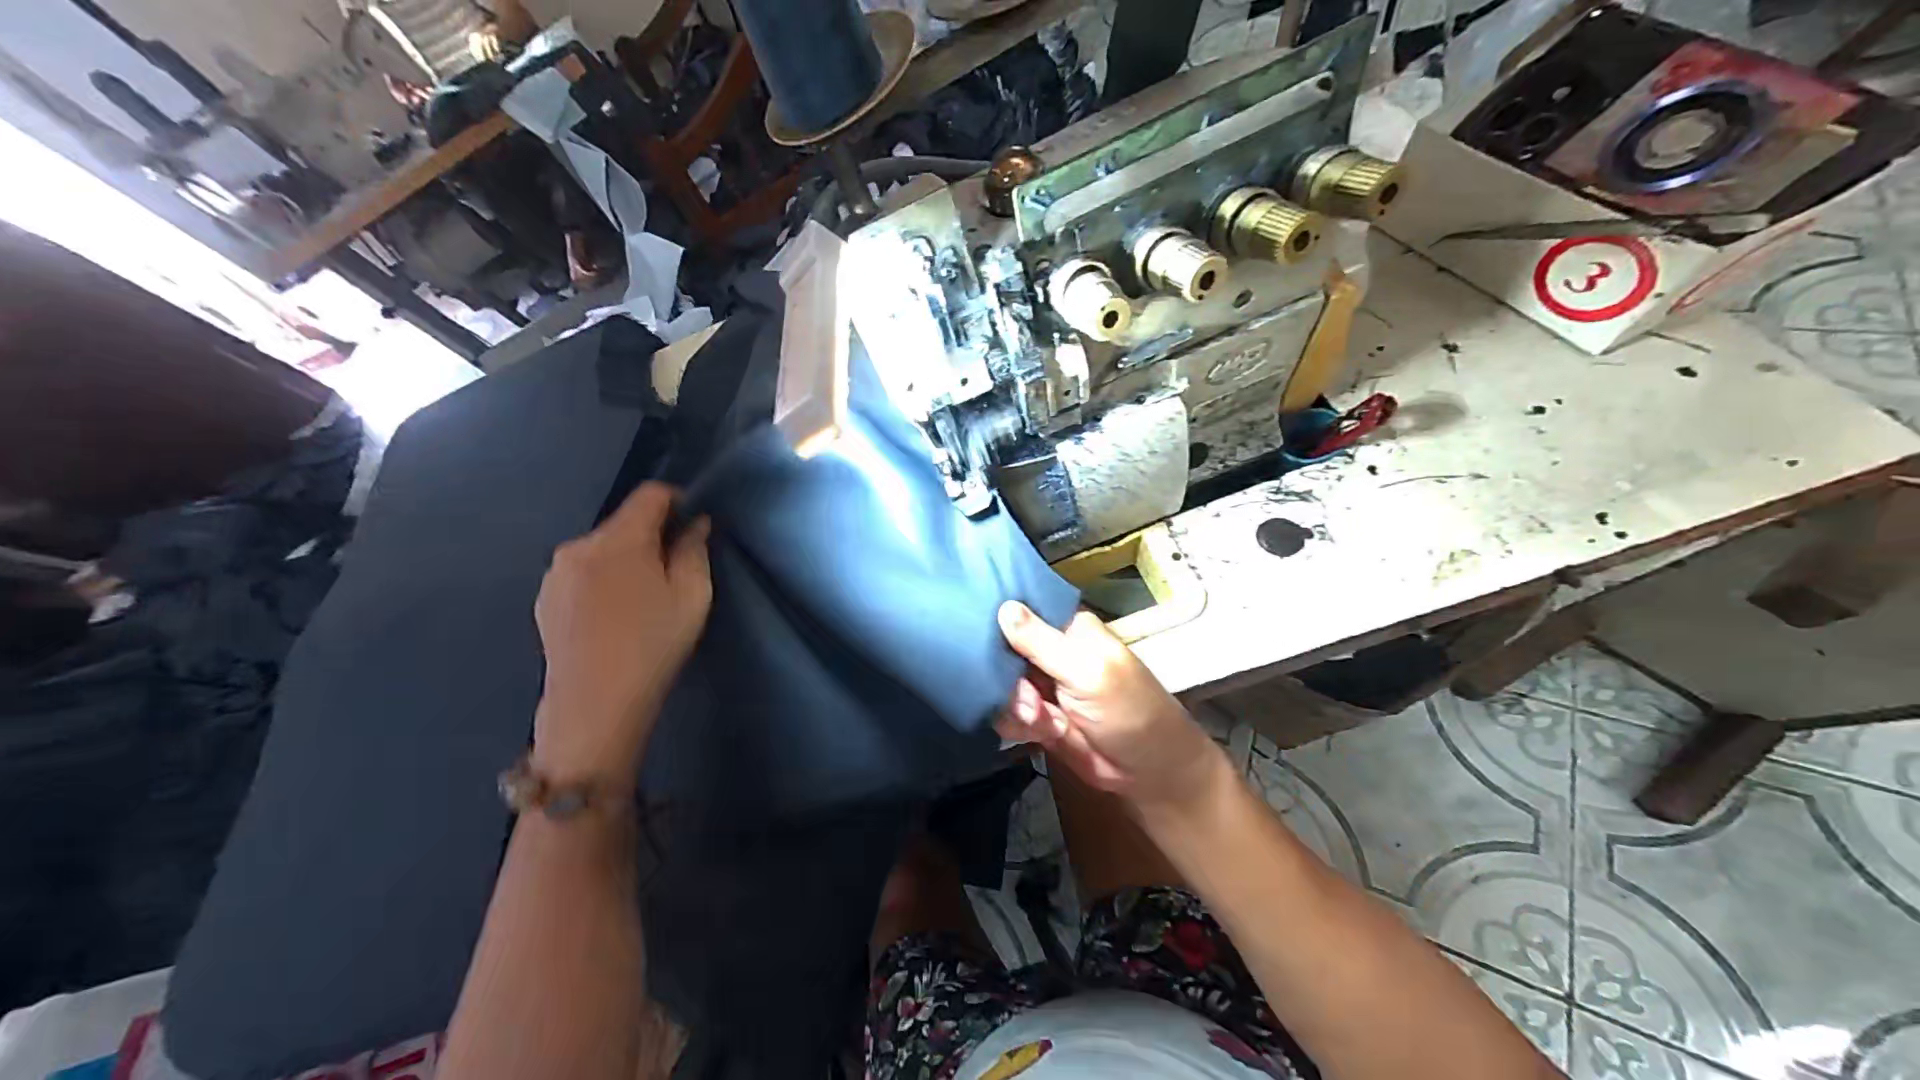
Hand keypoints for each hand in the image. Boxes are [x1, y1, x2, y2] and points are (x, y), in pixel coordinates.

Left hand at [533, 482, 711, 781]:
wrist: (593, 705)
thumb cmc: (652, 646)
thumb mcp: (692, 596)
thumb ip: (694, 550)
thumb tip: (694, 524)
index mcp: (618, 539)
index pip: (651, 494)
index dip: (678, 502)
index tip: (694, 529)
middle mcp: (578, 545)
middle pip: (625, 523)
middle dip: (651, 538)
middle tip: (673, 574)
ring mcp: (555, 574)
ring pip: (602, 550)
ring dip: (625, 561)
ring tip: (642, 602)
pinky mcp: (544, 600)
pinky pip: (582, 574)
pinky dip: (603, 582)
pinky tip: (614, 618)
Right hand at [995, 602, 1223, 810]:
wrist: (1149, 773)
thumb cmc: (1130, 711)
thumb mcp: (1089, 672)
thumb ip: (1044, 642)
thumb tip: (1005, 606)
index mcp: (1069, 630)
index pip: (1023, 611)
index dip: (1000, 621)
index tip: (980, 635)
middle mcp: (1051, 653)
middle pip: (1003, 652)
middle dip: (1008, 678)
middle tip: (1029, 699)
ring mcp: (1043, 687)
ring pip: (1001, 686)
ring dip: (1016, 706)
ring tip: (1042, 721)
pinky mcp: (1037, 718)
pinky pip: (1007, 714)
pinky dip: (1020, 725)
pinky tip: (1043, 732)